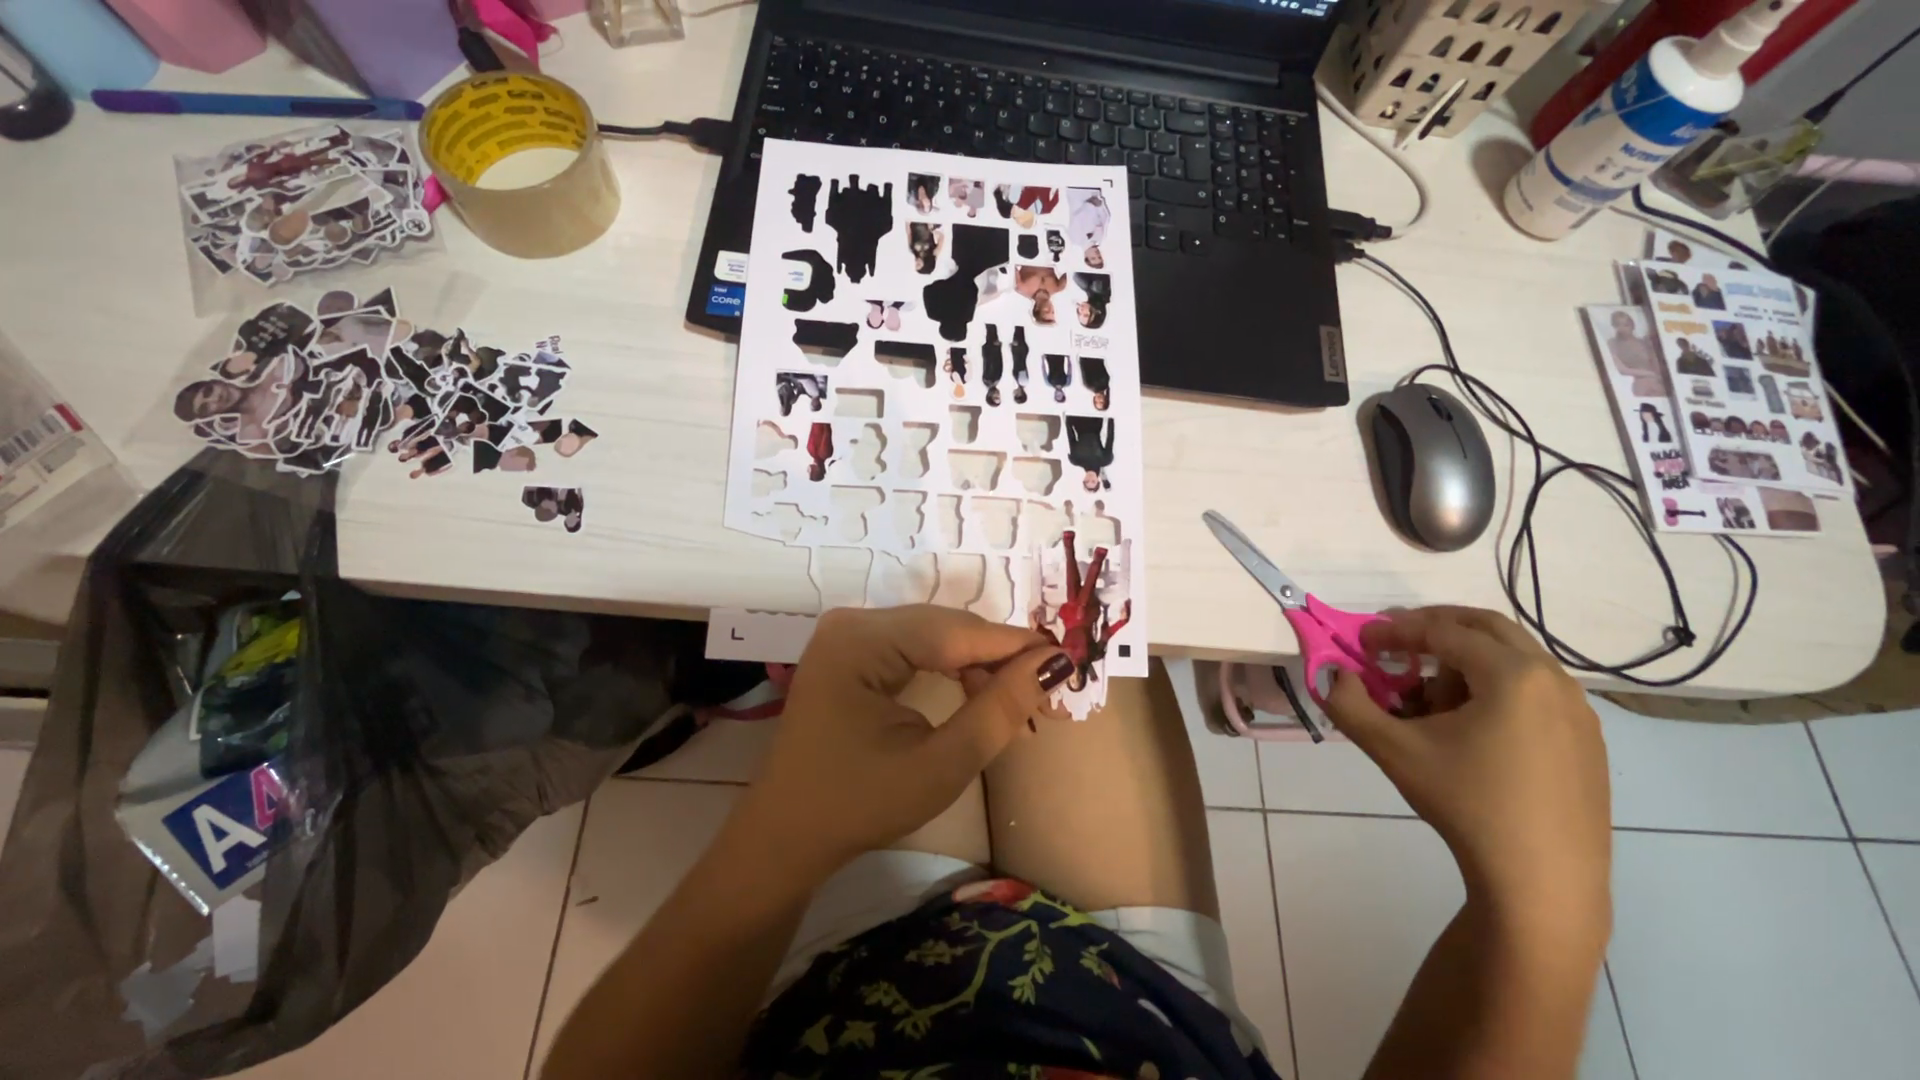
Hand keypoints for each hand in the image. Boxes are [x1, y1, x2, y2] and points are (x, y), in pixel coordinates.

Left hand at [729, 606, 1071, 881]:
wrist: (787, 834)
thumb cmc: (860, 804)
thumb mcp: (940, 764)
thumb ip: (998, 710)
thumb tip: (1053, 664)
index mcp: (861, 642)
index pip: (956, 630)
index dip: (1015, 644)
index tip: (1068, 660)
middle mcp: (851, 623)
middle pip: (944, 627)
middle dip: (996, 656)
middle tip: (1045, 690)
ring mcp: (846, 636)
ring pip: (932, 635)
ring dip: (976, 662)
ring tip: (1016, 700)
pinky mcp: (848, 653)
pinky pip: (912, 647)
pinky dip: (949, 666)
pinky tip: (975, 693)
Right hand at [1324, 607, 1610, 928]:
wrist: (1543, 880)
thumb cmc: (1467, 806)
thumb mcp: (1395, 752)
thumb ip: (1351, 706)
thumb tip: (1333, 677)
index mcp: (1511, 673)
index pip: (1444, 631)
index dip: (1397, 630)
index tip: (1363, 639)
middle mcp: (1553, 679)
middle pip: (1487, 628)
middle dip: (1436, 628)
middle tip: (1398, 642)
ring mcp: (1577, 710)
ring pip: (1514, 660)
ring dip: (1467, 660)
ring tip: (1431, 696)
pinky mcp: (1586, 740)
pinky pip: (1536, 692)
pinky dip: (1497, 689)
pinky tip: (1472, 730)